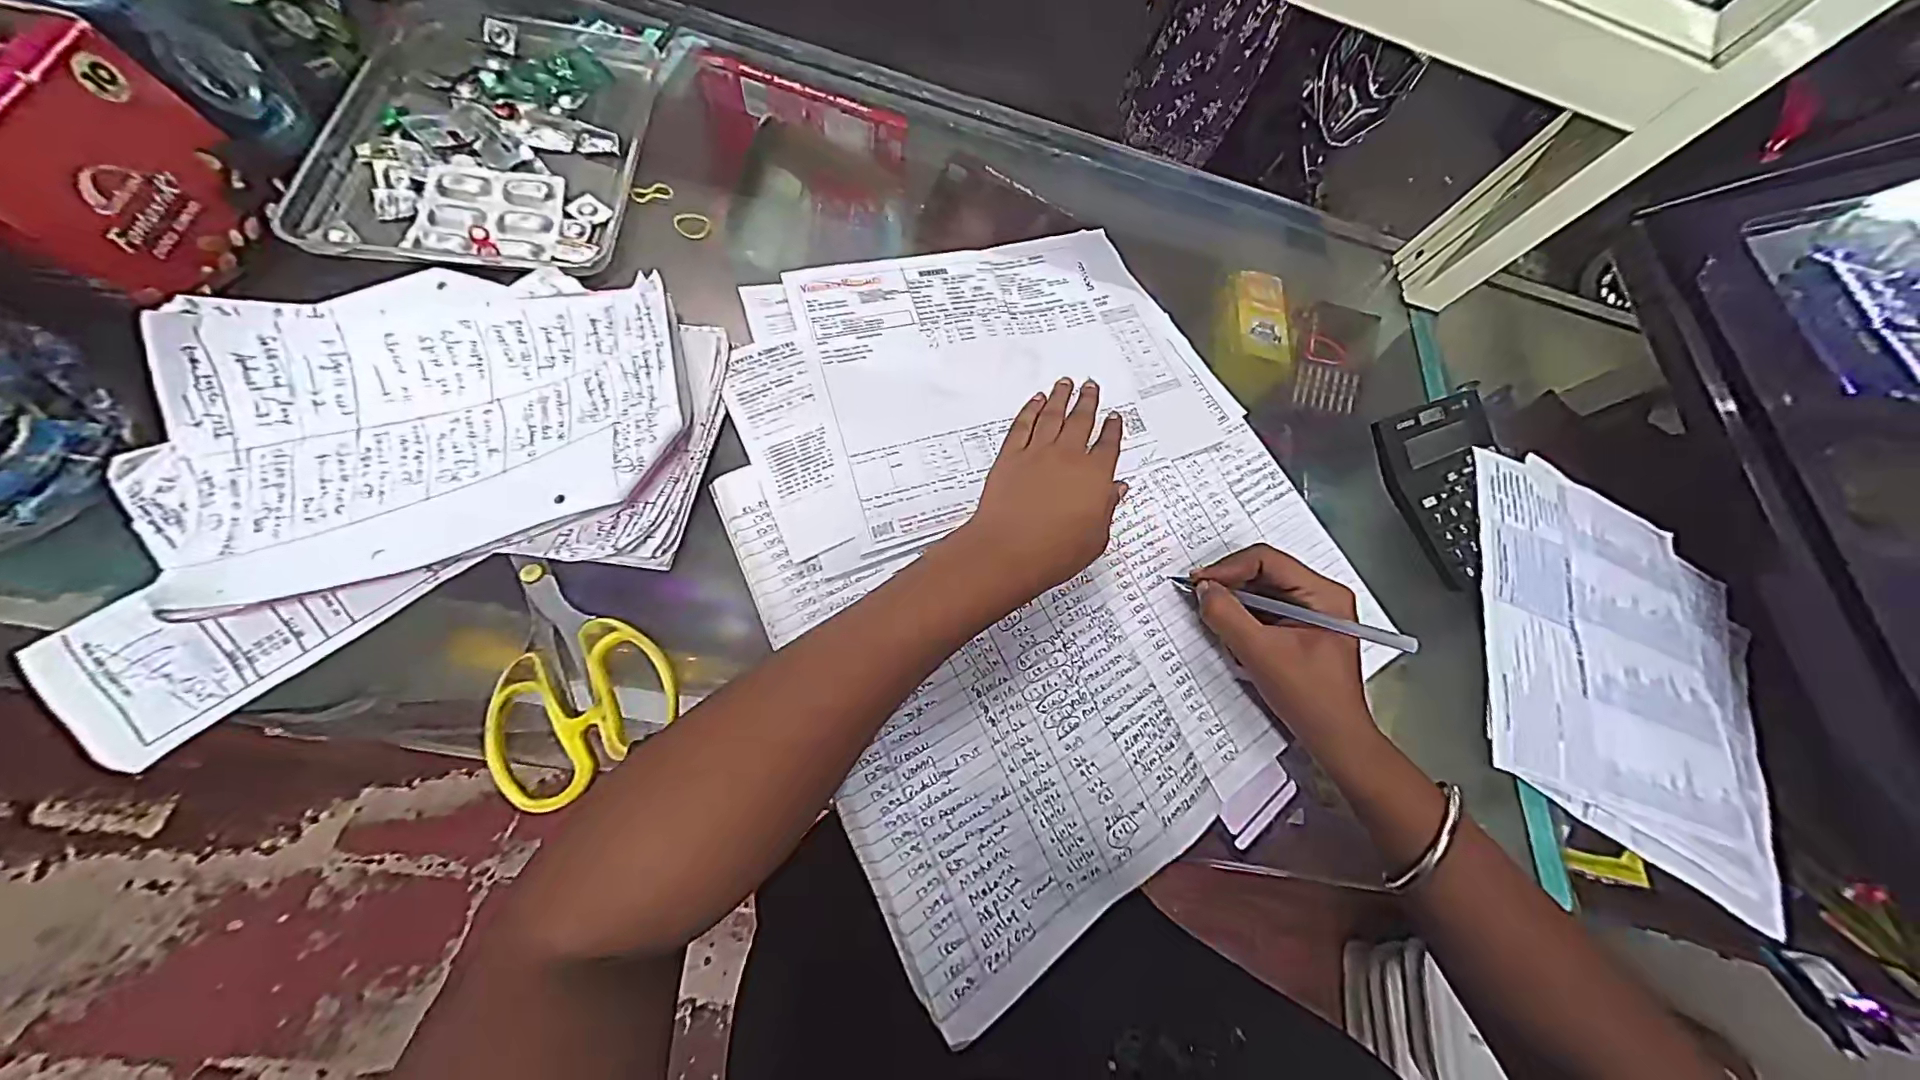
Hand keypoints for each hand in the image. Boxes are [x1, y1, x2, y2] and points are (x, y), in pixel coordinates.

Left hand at [944, 378, 1126, 605]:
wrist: (1009, 551)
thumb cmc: (1052, 552)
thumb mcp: (1095, 538)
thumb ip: (1106, 509)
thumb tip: (1115, 492)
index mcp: (1095, 476)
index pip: (1108, 445)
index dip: (1112, 429)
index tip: (1113, 419)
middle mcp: (1068, 457)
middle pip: (1081, 421)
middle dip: (1088, 401)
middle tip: (1091, 387)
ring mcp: (1037, 454)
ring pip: (1052, 415)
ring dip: (1060, 397)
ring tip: (1065, 384)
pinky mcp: (1010, 457)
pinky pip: (1023, 425)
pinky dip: (1030, 410)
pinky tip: (1035, 401)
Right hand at [1190, 544, 1373, 741]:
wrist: (1333, 737)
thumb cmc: (1313, 700)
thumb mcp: (1261, 653)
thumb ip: (1227, 616)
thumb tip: (1204, 589)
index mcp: (1324, 595)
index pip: (1266, 560)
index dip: (1228, 569)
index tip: (1201, 584)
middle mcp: (1319, 597)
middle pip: (1261, 574)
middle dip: (1230, 590)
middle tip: (1203, 602)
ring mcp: (1309, 613)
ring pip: (1258, 593)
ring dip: (1235, 610)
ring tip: (1228, 635)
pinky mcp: (1297, 628)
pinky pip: (1260, 612)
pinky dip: (1242, 624)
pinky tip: (1240, 646)